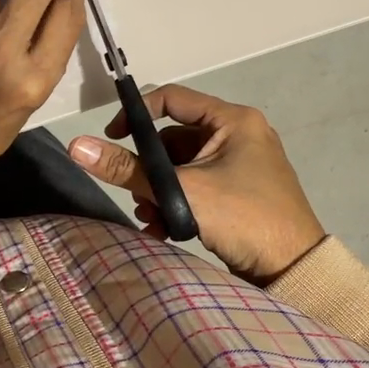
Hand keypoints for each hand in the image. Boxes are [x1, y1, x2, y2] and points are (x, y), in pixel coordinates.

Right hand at [67, 85, 324, 284]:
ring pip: (179, 167)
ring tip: (149, 218)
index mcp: (233, 121)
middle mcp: (238, 135)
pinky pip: (194, 186)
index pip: (171, 99)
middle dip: (147, 169)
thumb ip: (125, 169)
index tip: (112, 140)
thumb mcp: (179, 191)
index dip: (136, 115)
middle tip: (133, 193)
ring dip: (157, 192)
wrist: (293, 268)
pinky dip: (175, 204)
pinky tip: (163, 229)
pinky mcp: (237, 191)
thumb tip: (76, 146)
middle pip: (171, 139)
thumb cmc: (242, 217)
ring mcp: (239, 164)